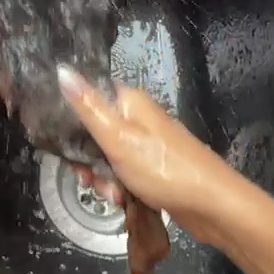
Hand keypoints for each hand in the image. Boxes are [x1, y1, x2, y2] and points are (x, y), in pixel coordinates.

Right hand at [58, 67, 249, 246]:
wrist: (212, 205)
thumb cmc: (163, 168)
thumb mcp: (118, 137)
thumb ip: (87, 106)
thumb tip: (61, 68)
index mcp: (129, 102)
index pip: (87, 98)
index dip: (70, 122)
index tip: (62, 146)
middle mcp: (137, 118)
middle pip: (94, 132)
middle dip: (88, 159)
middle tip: (90, 178)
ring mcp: (146, 143)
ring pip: (107, 157)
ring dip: (103, 177)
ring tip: (113, 195)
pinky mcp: (153, 167)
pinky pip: (124, 172)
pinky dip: (120, 186)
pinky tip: (122, 200)